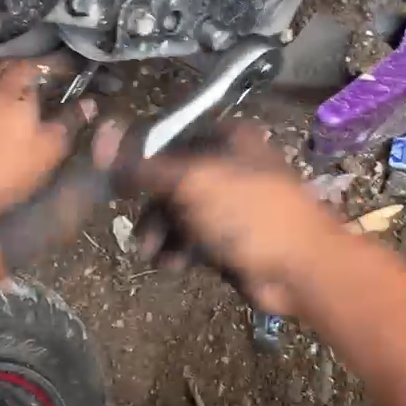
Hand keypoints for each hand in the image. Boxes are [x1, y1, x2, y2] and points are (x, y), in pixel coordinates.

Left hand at [0, 59, 91, 257]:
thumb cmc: (9, 167)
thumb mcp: (52, 146)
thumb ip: (72, 120)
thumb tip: (90, 103)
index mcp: (17, 81)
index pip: (49, 62)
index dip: (70, 67)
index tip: (86, 73)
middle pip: (20, 64)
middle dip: (42, 70)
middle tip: (62, 84)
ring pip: (0, 77)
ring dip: (20, 82)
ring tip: (39, 98)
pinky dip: (3, 95)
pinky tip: (13, 115)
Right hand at [104, 122, 352, 317]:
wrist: (301, 267)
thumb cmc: (249, 213)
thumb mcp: (193, 182)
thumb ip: (147, 166)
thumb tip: (104, 141)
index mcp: (229, 138)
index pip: (173, 138)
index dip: (143, 158)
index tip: (115, 179)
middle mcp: (231, 165)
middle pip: (174, 179)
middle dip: (153, 207)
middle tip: (136, 231)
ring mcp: (235, 204)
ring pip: (183, 212)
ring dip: (163, 233)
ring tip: (153, 255)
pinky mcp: (235, 238)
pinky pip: (197, 239)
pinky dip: (181, 250)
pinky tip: (173, 265)